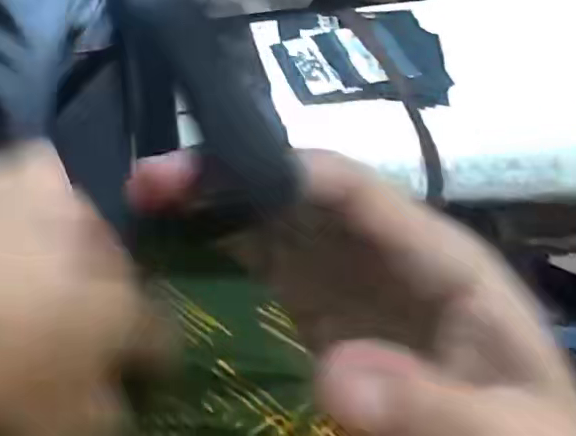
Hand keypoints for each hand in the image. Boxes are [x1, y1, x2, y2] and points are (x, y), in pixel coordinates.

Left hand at [0, 142, 170, 435]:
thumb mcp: (56, 423)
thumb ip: (108, 408)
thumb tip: (116, 388)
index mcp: (117, 305)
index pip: (160, 330)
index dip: (146, 352)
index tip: (125, 361)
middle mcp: (98, 239)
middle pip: (120, 270)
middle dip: (104, 293)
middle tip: (67, 315)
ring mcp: (56, 193)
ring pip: (83, 223)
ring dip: (71, 244)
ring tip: (31, 266)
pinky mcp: (15, 163)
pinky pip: (44, 179)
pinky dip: (37, 197)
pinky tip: (8, 218)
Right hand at [129, 150, 575, 435]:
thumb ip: (438, 408)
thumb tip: (332, 374)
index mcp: (429, 251)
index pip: (344, 186)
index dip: (270, 167)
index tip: (201, 174)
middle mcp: (372, 248)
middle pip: (284, 190)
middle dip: (213, 176)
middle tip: (144, 183)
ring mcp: (338, 278)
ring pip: (257, 218)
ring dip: (198, 205)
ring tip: (137, 204)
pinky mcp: (311, 310)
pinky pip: (249, 265)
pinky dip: (204, 251)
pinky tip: (163, 252)